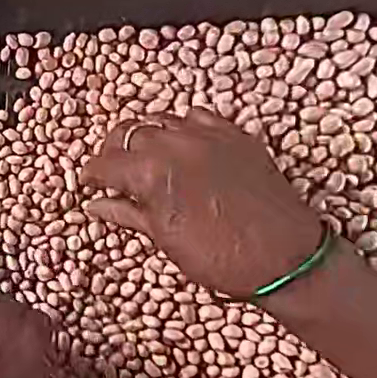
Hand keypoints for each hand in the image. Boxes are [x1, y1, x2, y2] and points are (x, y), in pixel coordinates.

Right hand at [81, 108, 324, 298]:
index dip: (92, 174)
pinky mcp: (235, 136)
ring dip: (146, 136)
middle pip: (128, 133)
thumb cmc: (220, 257)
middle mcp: (174, 146)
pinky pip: (197, 117)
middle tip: (113, 171)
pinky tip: (182, 147)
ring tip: (144, 158)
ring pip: (160, 120)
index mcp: (149, 173)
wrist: (285, 259)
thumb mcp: (163, 237)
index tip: (91, 183)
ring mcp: (207, 137)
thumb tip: (97, 205)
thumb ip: (127, 212)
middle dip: (114, 151)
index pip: (104, 164)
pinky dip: (182, 128)